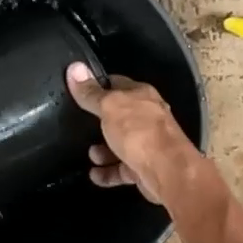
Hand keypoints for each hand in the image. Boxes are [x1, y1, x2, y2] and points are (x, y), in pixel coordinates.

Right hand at [66, 62, 205, 205]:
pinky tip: (95, 175)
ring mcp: (148, 143)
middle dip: (98, 122)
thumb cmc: (138, 132)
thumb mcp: (108, 106)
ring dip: (103, 150)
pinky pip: (122, 168)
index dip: (96, 85)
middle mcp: (147, 117)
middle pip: (118, 115)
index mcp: (141, 95)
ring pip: (120, 143)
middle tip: (78, 126)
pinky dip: (108, 172)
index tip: (78, 90)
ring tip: (91, 155)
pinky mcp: (145, 167)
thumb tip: (74, 67)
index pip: (115, 83)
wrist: (168, 172)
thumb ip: (90, 92)